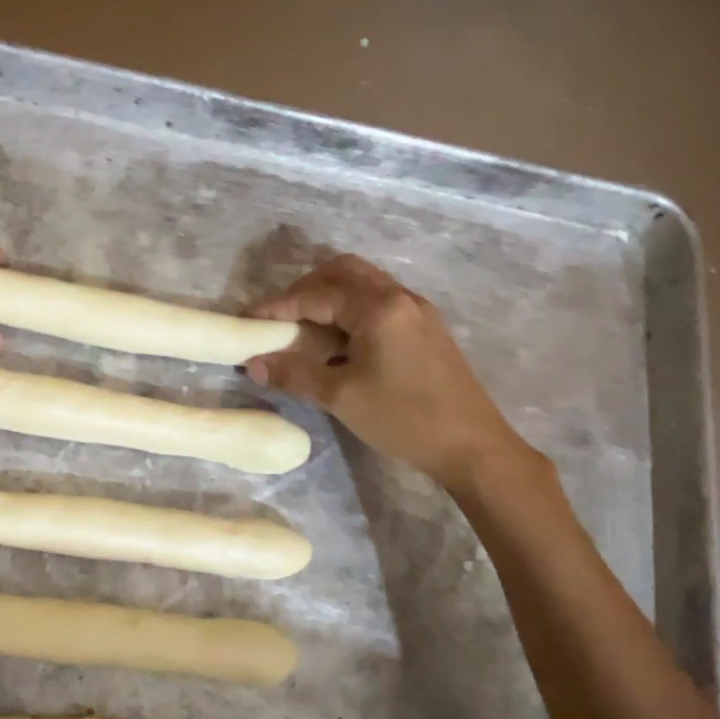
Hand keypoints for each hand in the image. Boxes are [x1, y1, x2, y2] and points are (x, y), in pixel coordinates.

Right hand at [245, 255, 536, 492]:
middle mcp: (400, 297)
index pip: (318, 294)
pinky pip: (379, 304)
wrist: (471, 445)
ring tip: (303, 333)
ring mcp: (417, 311)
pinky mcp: (425, 329)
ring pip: (363, 286)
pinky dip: (350, 313)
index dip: (279, 306)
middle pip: (343, 273)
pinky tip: (337, 346)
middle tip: (278, 319)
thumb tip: (253, 363)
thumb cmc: (404, 419)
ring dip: (329, 300)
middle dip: (305, 290)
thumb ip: (295, 374)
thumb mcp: (342, 397)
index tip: (248, 321)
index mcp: (380, 308)